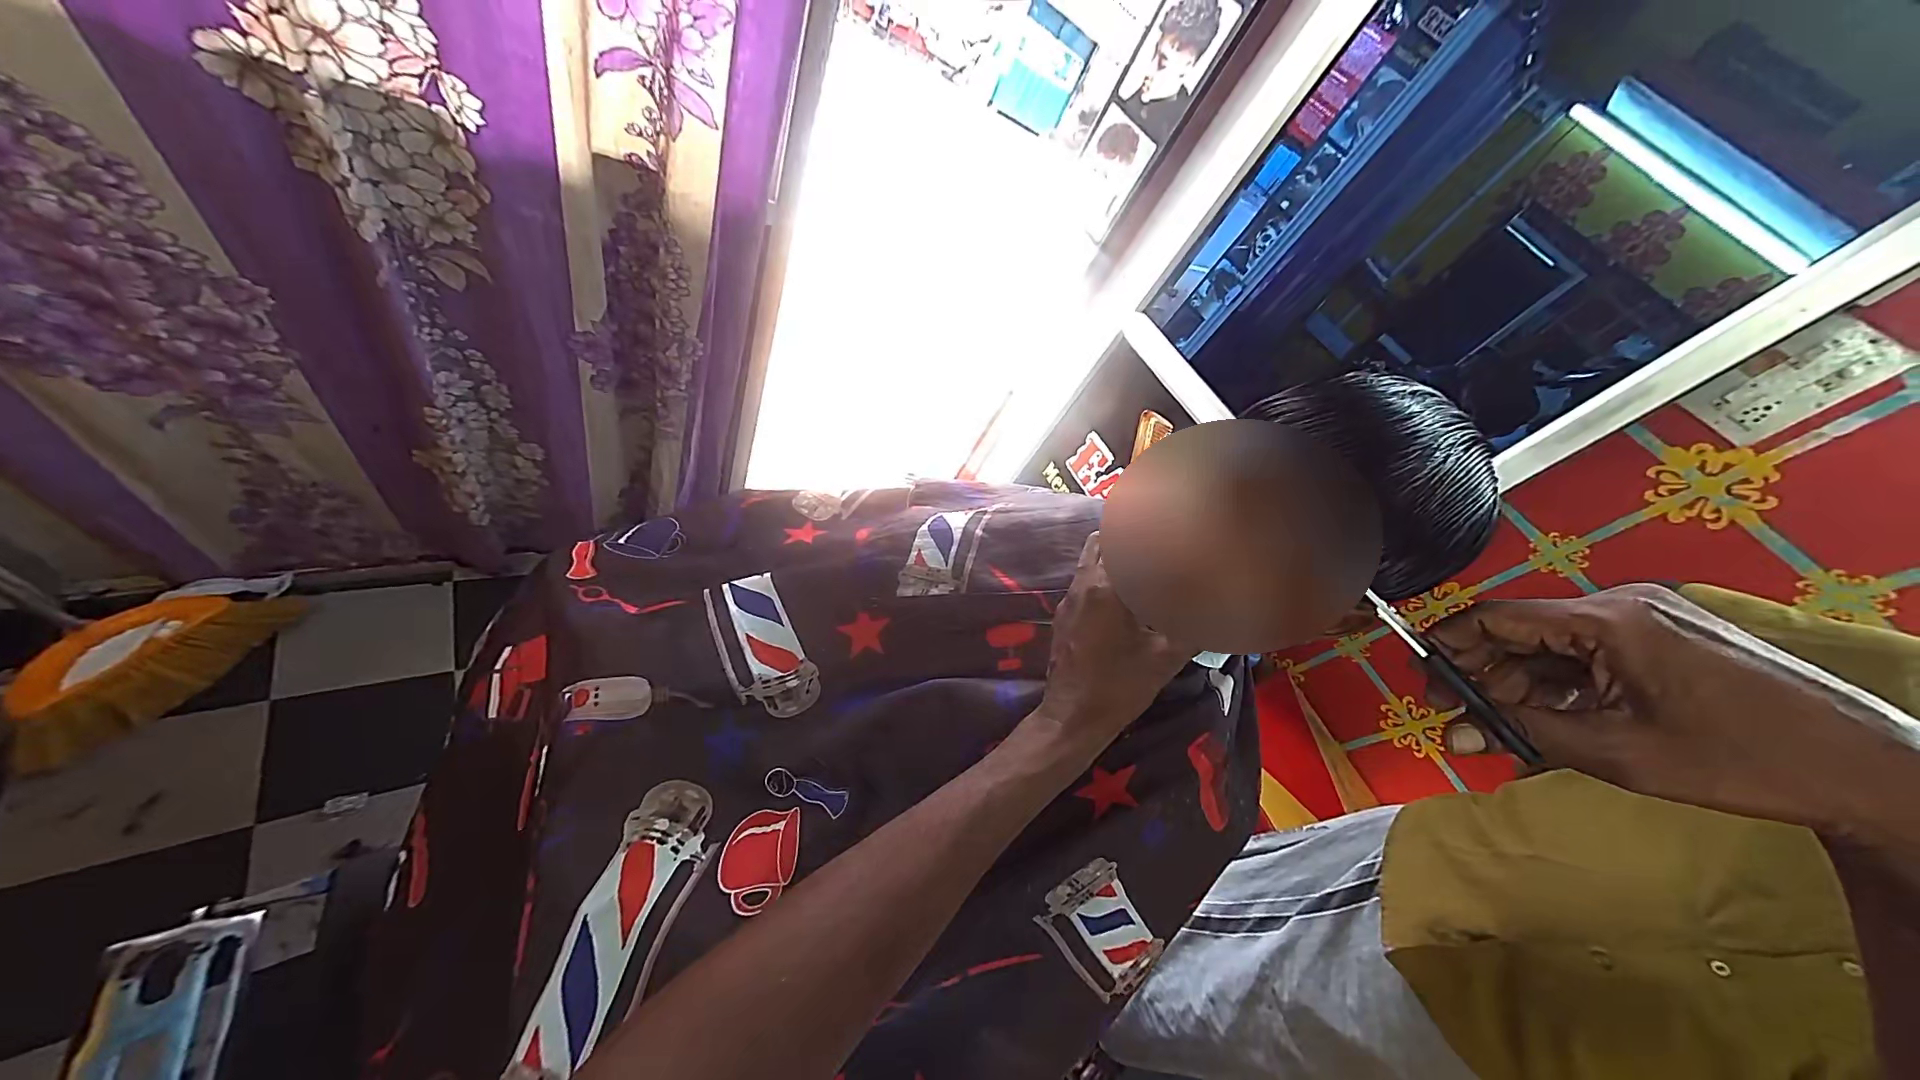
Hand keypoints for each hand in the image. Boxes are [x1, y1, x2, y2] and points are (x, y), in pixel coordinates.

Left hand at [1034, 532, 1194, 752]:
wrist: (1071, 716)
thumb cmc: (1119, 686)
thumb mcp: (1164, 657)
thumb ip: (1191, 626)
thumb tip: (1219, 606)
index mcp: (1106, 588)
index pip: (1124, 541)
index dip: (1146, 531)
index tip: (1167, 525)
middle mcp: (1082, 585)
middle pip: (1101, 541)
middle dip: (1127, 538)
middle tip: (1155, 543)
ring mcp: (1068, 601)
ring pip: (1088, 562)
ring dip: (1113, 557)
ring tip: (1143, 566)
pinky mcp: (1063, 617)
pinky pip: (1083, 582)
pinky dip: (1102, 576)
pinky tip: (1123, 596)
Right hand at [1425, 584, 1919, 843]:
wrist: (1871, 772)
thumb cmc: (1743, 760)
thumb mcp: (1614, 751)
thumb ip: (1524, 731)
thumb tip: (1458, 733)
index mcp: (1608, 619)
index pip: (1496, 617)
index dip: (1448, 646)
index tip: (1424, 678)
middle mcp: (1622, 606)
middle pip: (1520, 632)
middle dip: (1482, 675)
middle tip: (1457, 716)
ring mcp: (1647, 620)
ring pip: (1551, 646)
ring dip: (1519, 686)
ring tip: (1500, 730)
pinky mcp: (1664, 639)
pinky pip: (1587, 656)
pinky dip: (1558, 687)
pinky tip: (1545, 721)